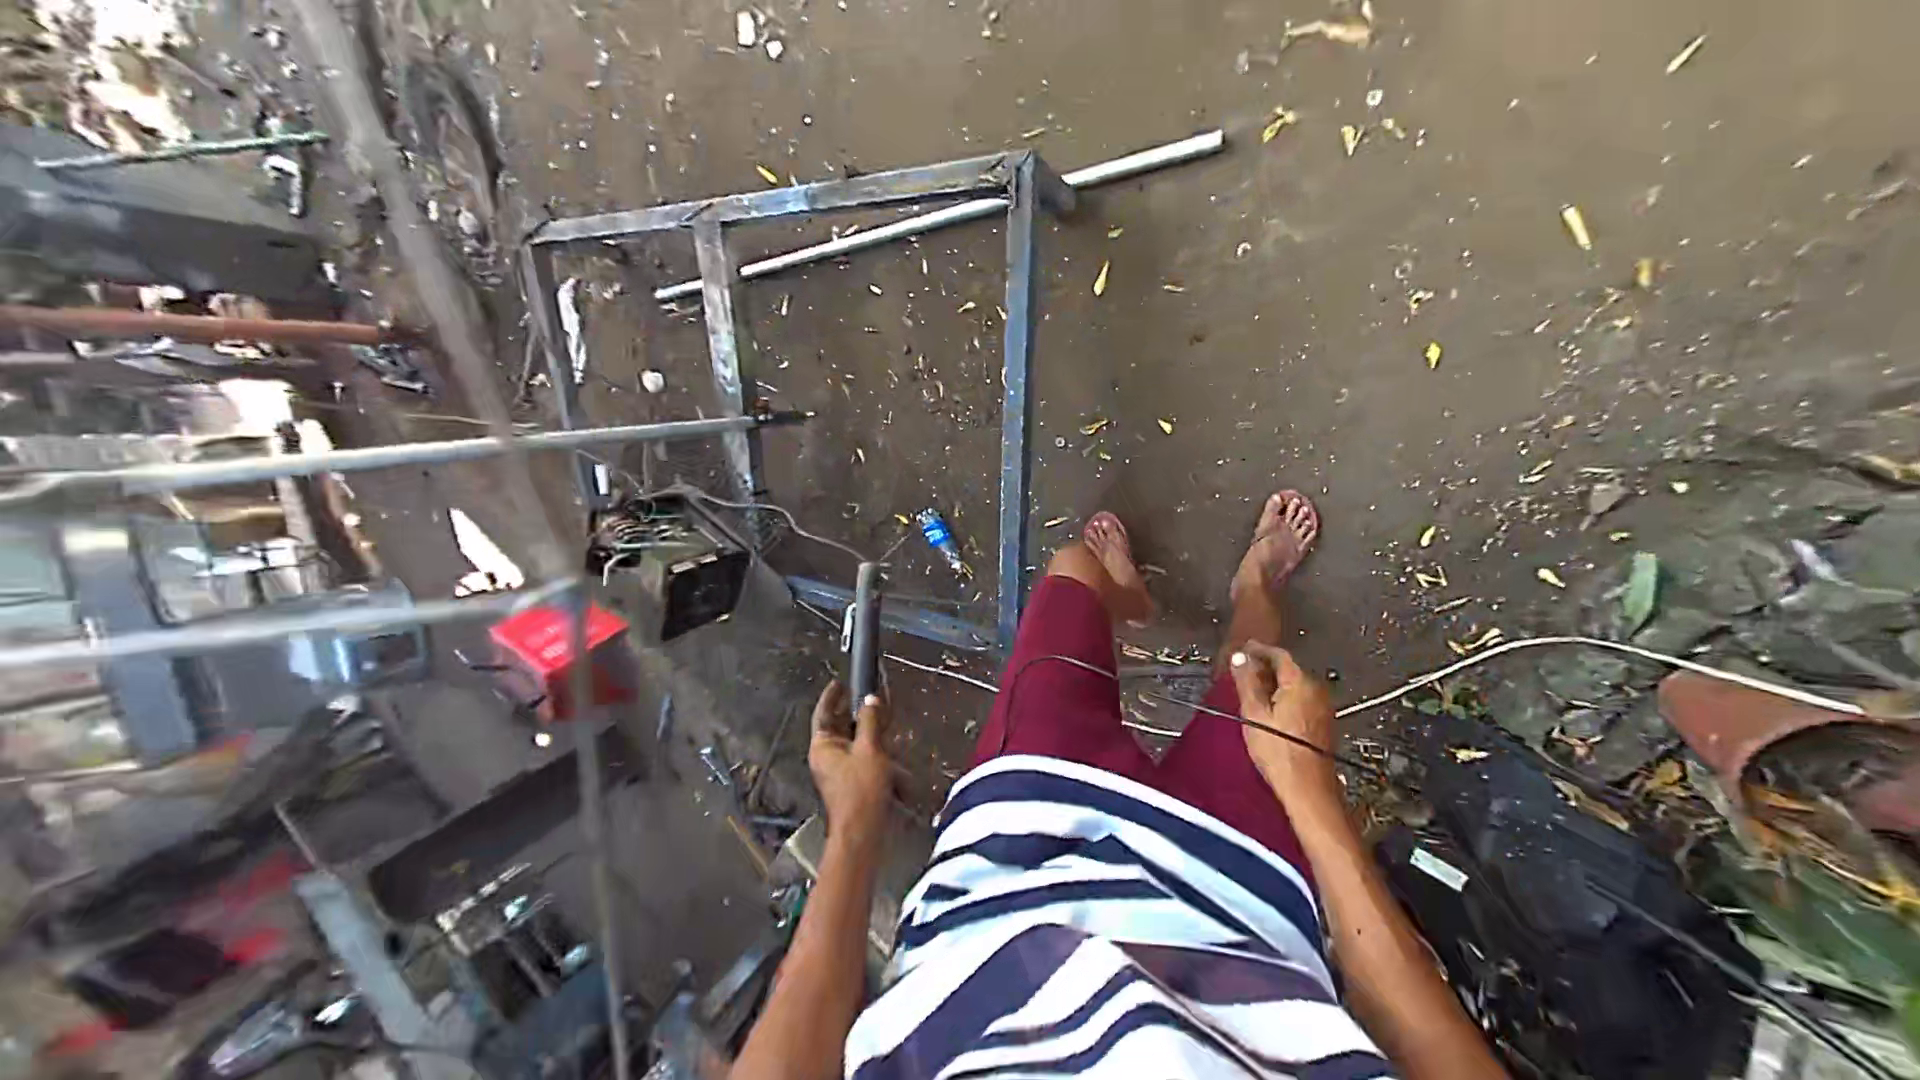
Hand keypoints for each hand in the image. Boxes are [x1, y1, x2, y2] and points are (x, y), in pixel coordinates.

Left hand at [809, 680, 894, 847]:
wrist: (865, 832)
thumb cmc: (862, 789)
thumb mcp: (869, 749)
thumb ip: (870, 721)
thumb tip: (870, 699)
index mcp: (822, 746)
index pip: (823, 713)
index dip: (831, 696)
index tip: (840, 682)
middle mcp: (828, 757)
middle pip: (841, 726)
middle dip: (858, 713)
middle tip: (872, 696)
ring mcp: (840, 770)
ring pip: (855, 743)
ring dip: (871, 733)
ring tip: (887, 720)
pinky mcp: (855, 782)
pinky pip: (864, 759)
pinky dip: (877, 752)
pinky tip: (892, 749)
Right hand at [1229, 643, 1339, 797]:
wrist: (1306, 788)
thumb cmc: (1279, 752)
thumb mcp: (1254, 713)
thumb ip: (1247, 681)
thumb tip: (1240, 658)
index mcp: (1300, 683)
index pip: (1278, 654)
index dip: (1258, 649)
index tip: (1243, 648)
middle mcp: (1317, 690)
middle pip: (1288, 668)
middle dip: (1264, 666)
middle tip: (1242, 669)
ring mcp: (1322, 707)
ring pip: (1294, 684)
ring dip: (1273, 682)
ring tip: (1251, 690)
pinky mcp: (1322, 721)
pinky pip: (1300, 698)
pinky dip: (1283, 696)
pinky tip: (1268, 708)